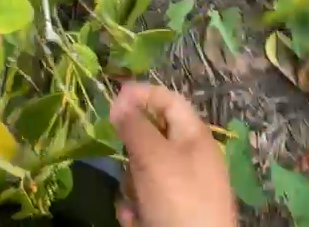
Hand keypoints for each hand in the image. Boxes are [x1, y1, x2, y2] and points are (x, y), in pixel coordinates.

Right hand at [112, 83, 236, 226]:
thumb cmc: (179, 200)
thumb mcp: (153, 156)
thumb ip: (134, 124)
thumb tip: (120, 101)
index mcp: (195, 137)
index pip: (168, 100)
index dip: (141, 93)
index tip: (113, 99)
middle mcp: (191, 160)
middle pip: (152, 138)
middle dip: (132, 150)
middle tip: (126, 159)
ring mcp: (183, 191)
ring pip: (144, 172)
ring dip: (131, 184)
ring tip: (133, 200)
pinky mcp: (172, 216)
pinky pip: (145, 200)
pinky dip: (135, 208)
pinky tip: (135, 220)